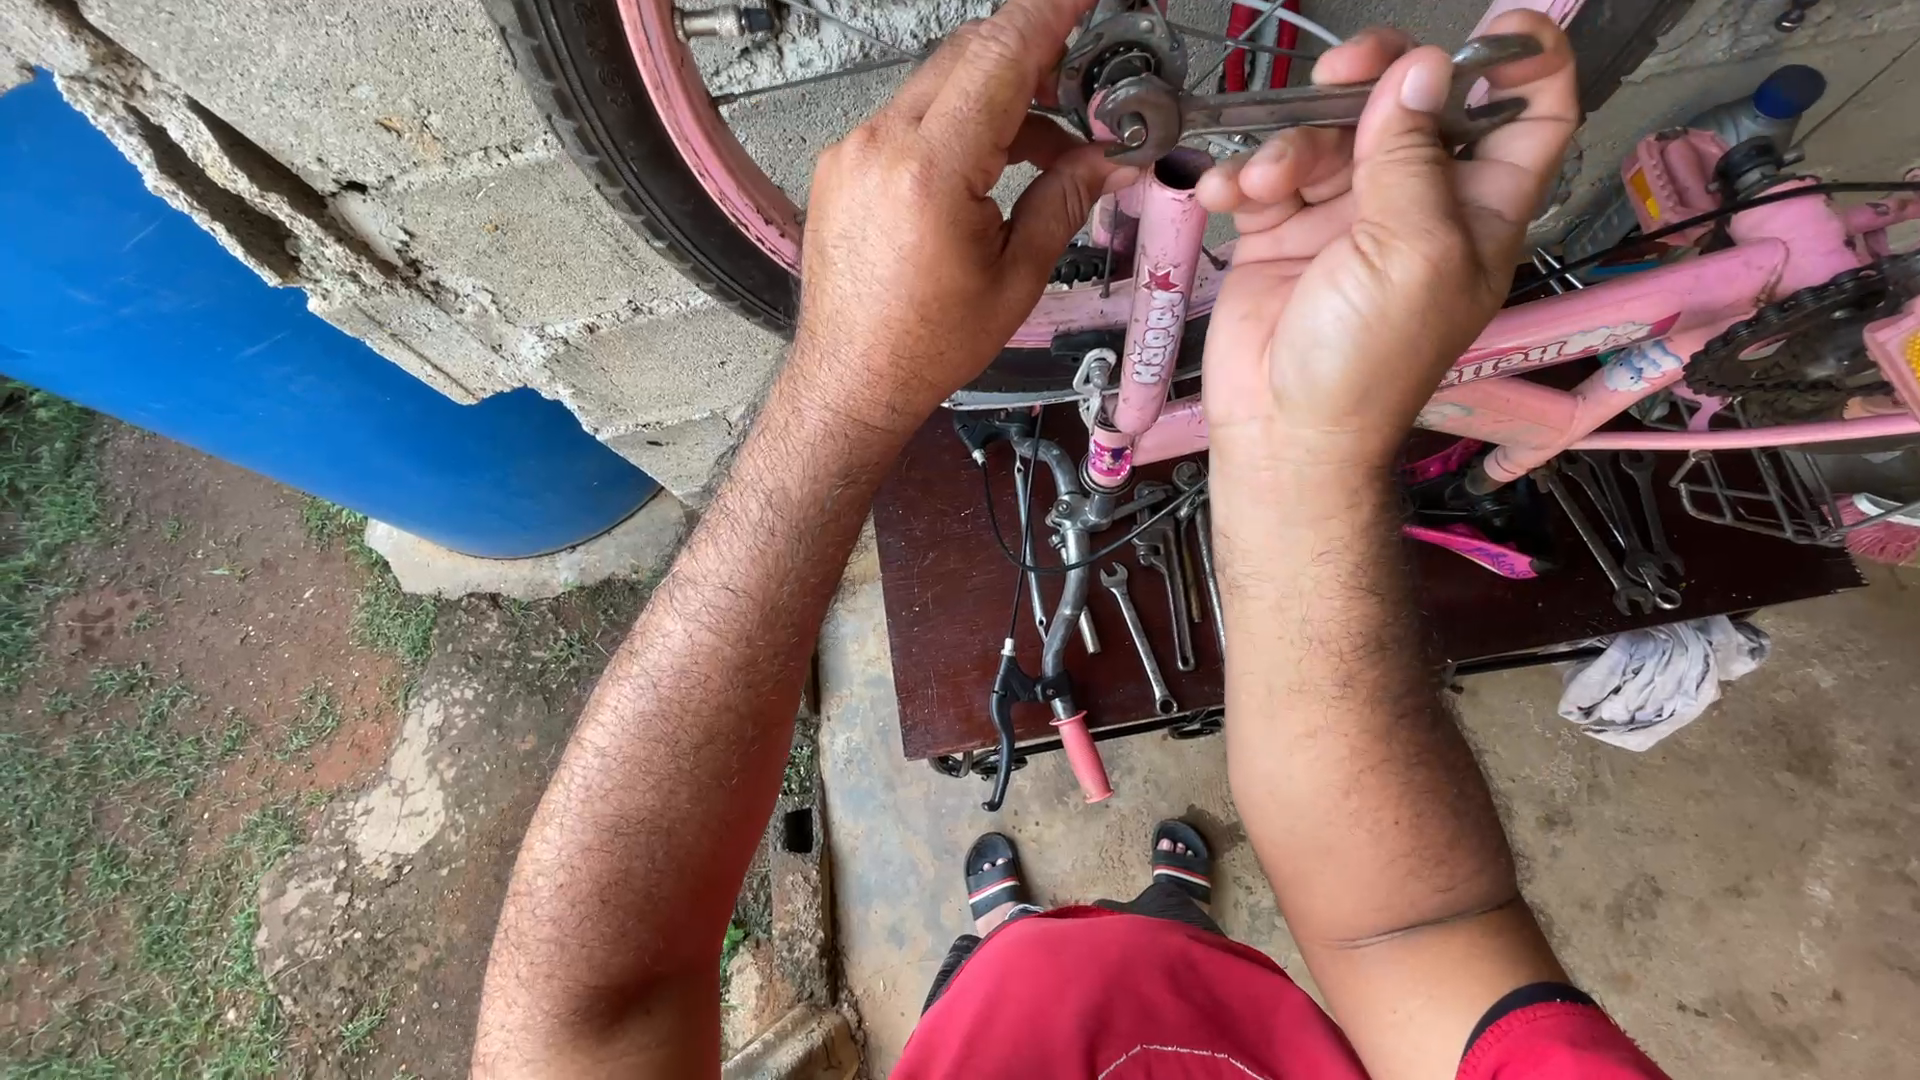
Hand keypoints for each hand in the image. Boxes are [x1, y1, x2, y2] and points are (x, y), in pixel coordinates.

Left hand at [791, 0, 1135, 430]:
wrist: (853, 377)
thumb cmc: (922, 346)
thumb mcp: (1015, 280)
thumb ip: (1063, 202)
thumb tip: (1106, 161)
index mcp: (930, 172)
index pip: (1000, 53)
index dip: (1049, 13)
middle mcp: (880, 146)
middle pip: (968, 55)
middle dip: (1029, 62)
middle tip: (1073, 92)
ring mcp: (853, 152)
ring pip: (937, 85)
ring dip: (994, 103)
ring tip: (1038, 154)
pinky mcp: (842, 166)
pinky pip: (906, 118)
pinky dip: (952, 127)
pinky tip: (980, 168)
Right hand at [1197, 12, 1578, 471]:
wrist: (1279, 426)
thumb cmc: (1363, 360)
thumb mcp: (1410, 252)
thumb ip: (1412, 158)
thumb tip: (1420, 71)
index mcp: (1473, 212)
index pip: (1524, 120)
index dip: (1520, 67)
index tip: (1494, 27)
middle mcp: (1411, 209)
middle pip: (1409, 110)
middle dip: (1375, 82)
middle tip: (1336, 73)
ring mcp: (1339, 223)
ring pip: (1325, 141)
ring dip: (1288, 149)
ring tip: (1263, 186)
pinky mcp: (1278, 239)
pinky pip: (1265, 182)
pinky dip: (1242, 179)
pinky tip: (1225, 194)